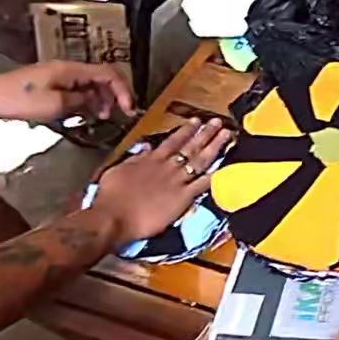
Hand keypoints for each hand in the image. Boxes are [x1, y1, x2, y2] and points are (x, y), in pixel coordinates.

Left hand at [0, 62, 134, 124]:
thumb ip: (83, 101)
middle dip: (114, 96)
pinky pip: (77, 90)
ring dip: (100, 101)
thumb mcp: (57, 104)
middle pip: (102, 79)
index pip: (109, 74)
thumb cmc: (17, 100)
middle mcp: (66, 69)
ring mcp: (57, 76)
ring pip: (90, 85)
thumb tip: (96, 101)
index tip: (128, 108)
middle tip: (117, 114)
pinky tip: (83, 114)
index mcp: (70, 70)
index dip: (123, 90)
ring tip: (99, 117)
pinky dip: (86, 101)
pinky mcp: (48, 84)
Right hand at [87, 120, 230, 245]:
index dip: (187, 130)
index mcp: (151, 161)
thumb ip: (136, 159)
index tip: (198, 120)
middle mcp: (167, 168)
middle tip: (219, 122)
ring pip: (200, 161)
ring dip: (215, 147)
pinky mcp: (184, 197)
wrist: (112, 218)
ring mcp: (177, 181)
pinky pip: (203, 184)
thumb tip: (147, 147)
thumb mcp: (118, 170)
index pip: (173, 141)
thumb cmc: (110, 197)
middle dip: (206, 133)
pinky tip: (228, 167)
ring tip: (227, 135)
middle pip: (190, 147)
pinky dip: (215, 175)